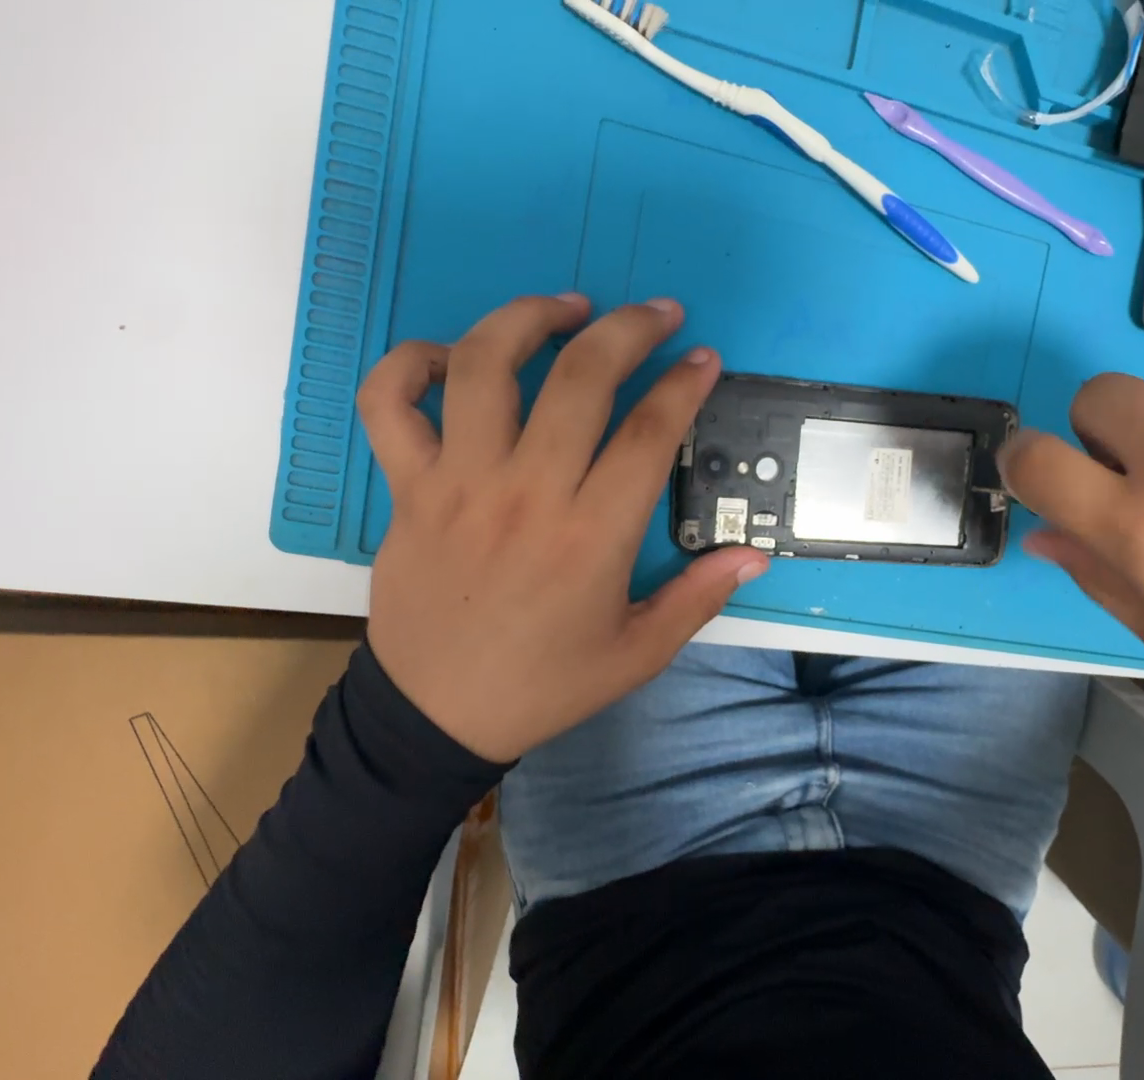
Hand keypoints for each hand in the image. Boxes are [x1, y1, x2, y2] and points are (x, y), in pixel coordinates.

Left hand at [357, 295, 768, 762]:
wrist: (436, 716)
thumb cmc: (544, 684)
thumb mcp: (637, 654)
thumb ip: (698, 600)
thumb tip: (753, 557)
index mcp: (591, 536)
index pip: (647, 433)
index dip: (683, 385)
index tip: (702, 359)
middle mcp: (526, 493)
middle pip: (579, 378)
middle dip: (628, 329)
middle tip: (657, 314)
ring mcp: (458, 483)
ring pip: (484, 366)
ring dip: (528, 318)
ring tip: (567, 308)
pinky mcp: (407, 488)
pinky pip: (389, 403)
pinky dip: (410, 363)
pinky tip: (452, 358)